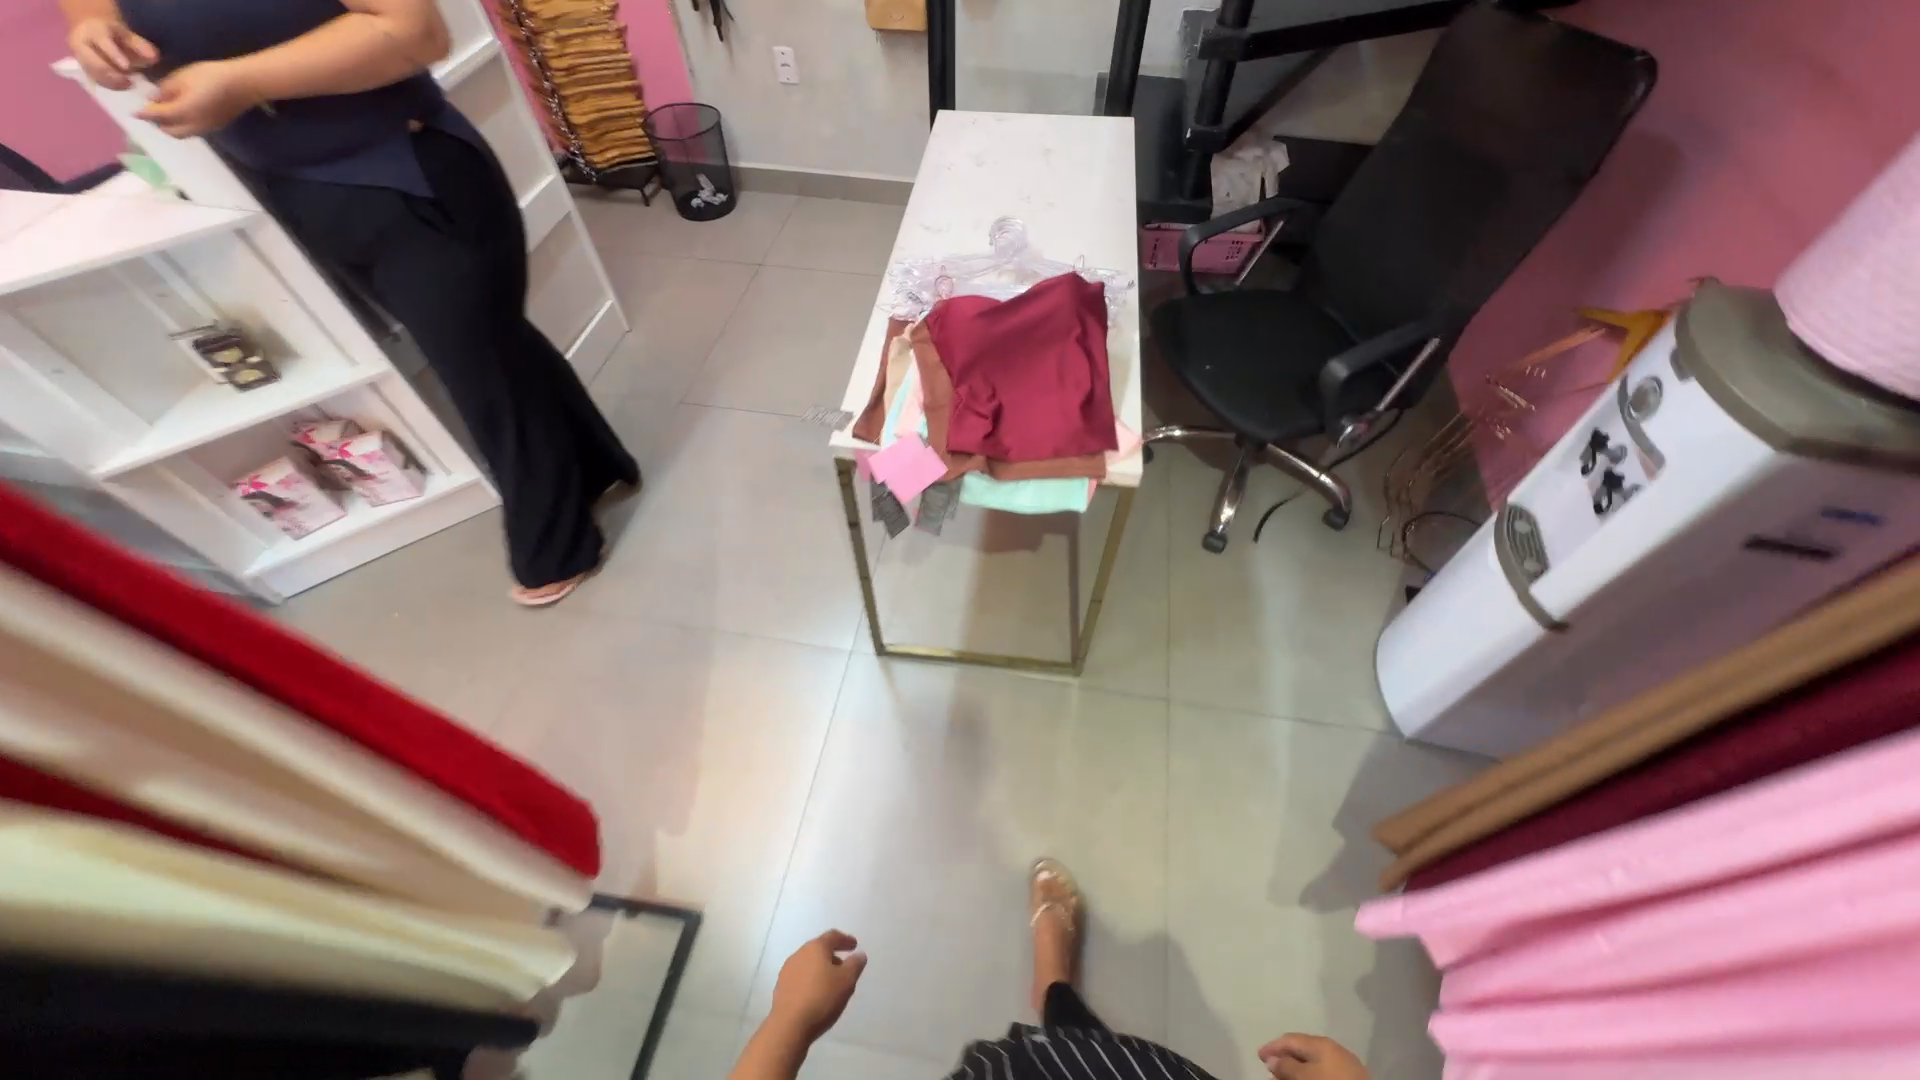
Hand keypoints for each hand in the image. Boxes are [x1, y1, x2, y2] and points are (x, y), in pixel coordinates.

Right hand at [70, 17, 156, 90]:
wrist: (100, 35)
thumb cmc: (120, 38)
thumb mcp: (132, 38)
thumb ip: (142, 46)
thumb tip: (152, 56)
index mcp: (94, 31)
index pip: (102, 41)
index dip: (113, 54)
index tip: (127, 67)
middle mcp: (81, 42)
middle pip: (90, 58)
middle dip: (109, 72)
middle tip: (129, 82)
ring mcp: (79, 55)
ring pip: (90, 70)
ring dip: (109, 81)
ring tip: (127, 86)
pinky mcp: (82, 67)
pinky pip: (92, 78)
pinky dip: (107, 85)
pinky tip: (121, 88)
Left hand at [137, 61, 262, 137]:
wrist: (245, 85)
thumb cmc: (211, 75)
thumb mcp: (182, 77)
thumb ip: (166, 90)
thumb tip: (153, 99)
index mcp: (186, 110)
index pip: (159, 116)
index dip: (144, 114)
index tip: (132, 112)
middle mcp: (197, 124)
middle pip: (172, 131)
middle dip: (158, 123)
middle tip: (149, 111)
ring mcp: (209, 127)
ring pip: (184, 133)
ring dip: (172, 126)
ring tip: (165, 113)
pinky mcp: (216, 126)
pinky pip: (195, 130)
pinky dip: (184, 125)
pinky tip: (182, 114)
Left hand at [768, 930, 866, 1043]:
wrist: (788, 1026)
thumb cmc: (821, 998)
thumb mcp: (846, 981)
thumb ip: (855, 965)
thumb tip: (859, 955)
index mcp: (816, 948)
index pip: (832, 936)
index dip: (845, 940)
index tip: (854, 945)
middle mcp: (799, 954)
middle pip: (819, 949)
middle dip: (832, 956)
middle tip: (844, 966)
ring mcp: (787, 971)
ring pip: (809, 964)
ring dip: (821, 969)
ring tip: (831, 983)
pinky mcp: (781, 988)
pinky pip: (800, 978)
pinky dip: (810, 981)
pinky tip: (816, 994)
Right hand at [1258, 1034, 1369, 1079]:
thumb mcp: (1305, 1077)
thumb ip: (1286, 1066)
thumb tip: (1271, 1058)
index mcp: (1320, 1043)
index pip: (1290, 1039)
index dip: (1272, 1047)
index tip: (1258, 1056)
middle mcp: (1332, 1049)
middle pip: (1302, 1051)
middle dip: (1284, 1061)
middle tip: (1270, 1073)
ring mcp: (1344, 1065)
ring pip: (1313, 1064)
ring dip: (1296, 1071)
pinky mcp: (1351, 1078)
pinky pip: (1323, 1072)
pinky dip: (1310, 1076)